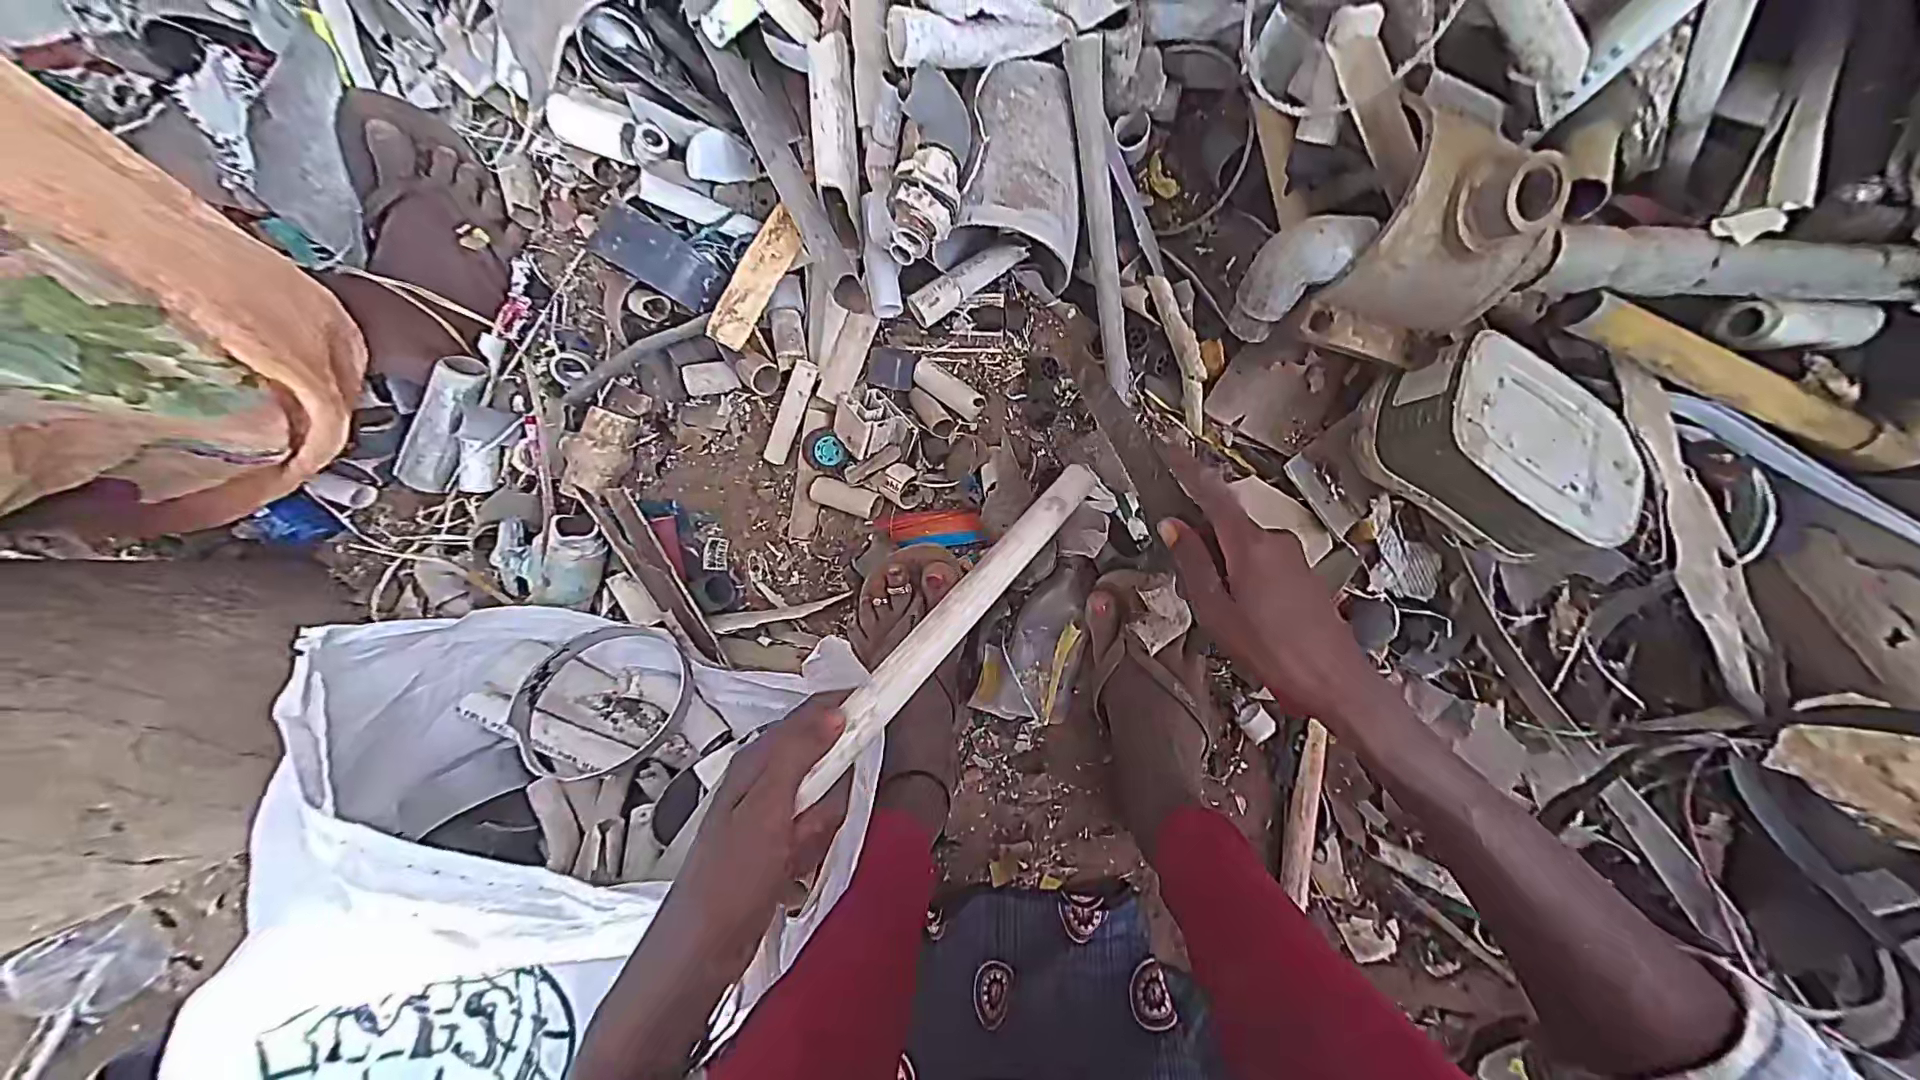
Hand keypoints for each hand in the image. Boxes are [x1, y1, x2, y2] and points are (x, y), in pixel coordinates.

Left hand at [667, 696, 852, 972]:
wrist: (702, 950)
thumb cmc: (727, 879)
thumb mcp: (767, 808)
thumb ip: (799, 755)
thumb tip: (833, 713)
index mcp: (757, 760)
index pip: (810, 714)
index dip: (845, 706)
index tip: (878, 706)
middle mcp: (764, 778)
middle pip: (823, 759)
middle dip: (832, 789)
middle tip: (816, 816)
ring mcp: (772, 811)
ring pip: (824, 798)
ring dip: (821, 825)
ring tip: (797, 849)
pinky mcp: (779, 841)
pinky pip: (816, 829)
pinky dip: (814, 846)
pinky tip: (794, 866)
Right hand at [1161, 450, 1380, 720]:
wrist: (1333, 680)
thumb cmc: (1272, 651)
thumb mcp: (1216, 609)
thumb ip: (1192, 562)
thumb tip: (1173, 527)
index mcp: (1250, 546)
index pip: (1213, 494)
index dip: (1188, 469)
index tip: (1170, 450)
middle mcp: (1275, 541)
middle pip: (1226, 521)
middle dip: (1200, 534)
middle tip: (1182, 566)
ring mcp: (1293, 555)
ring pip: (1243, 542)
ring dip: (1221, 558)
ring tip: (1215, 602)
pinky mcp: (1303, 572)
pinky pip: (1261, 557)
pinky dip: (1241, 569)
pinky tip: (1240, 606)